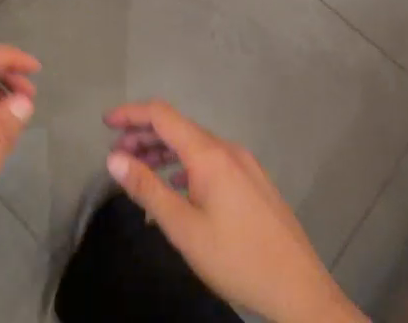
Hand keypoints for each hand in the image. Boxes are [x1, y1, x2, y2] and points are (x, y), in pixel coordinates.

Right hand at [104, 100, 366, 322]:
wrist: (302, 294)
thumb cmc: (237, 258)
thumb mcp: (183, 228)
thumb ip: (146, 188)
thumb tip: (113, 158)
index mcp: (210, 155)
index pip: (162, 115)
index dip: (131, 114)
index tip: (106, 124)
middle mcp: (229, 151)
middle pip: (178, 128)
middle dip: (143, 135)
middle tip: (117, 155)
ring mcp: (246, 167)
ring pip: (196, 146)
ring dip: (164, 152)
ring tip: (141, 172)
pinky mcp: (255, 185)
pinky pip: (212, 162)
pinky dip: (185, 166)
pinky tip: (177, 191)